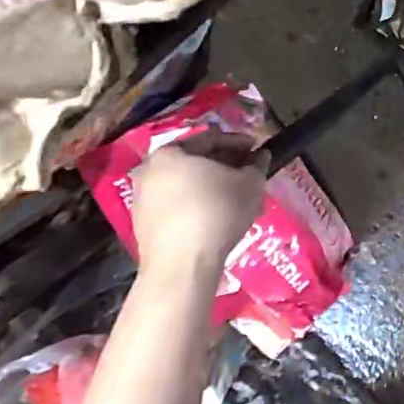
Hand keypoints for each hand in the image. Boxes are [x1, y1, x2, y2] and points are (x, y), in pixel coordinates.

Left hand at [127, 132, 268, 266]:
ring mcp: (142, 197)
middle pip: (195, 161)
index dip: (239, 142)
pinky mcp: (143, 223)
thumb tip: (260, 156)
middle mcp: (150, 169)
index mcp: (171, 152)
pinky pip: (176, 205)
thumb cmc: (217, 213)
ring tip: (237, 197)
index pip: (211, 138)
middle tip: (248, 173)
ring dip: (213, 187)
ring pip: (186, 184)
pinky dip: (198, 204)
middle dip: (225, 166)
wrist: (181, 265)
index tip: (257, 148)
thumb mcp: (250, 185)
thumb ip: (257, 165)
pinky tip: (218, 217)